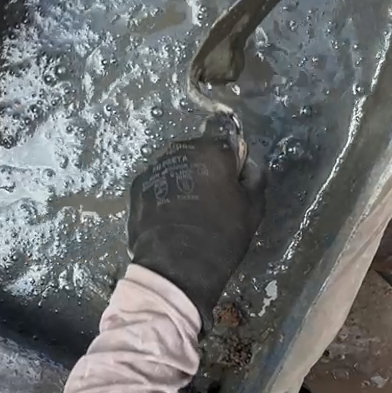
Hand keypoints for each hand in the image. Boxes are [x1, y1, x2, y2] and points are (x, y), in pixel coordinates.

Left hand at [127, 118, 266, 325]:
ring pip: (176, 162)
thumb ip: (254, 178)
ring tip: (189, 206)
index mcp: (212, 150)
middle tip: (213, 192)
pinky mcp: (138, 185)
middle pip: (198, 147)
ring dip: (184, 175)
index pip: (222, 126)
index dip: (229, 143)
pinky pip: (158, 180)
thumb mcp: (252, 209)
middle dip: (206, 163)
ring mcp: (155, 166)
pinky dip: (164, 190)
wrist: (176, 266)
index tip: (232, 163)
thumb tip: (248, 165)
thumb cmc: (221, 235)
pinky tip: (171, 213)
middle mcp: (180, 149)